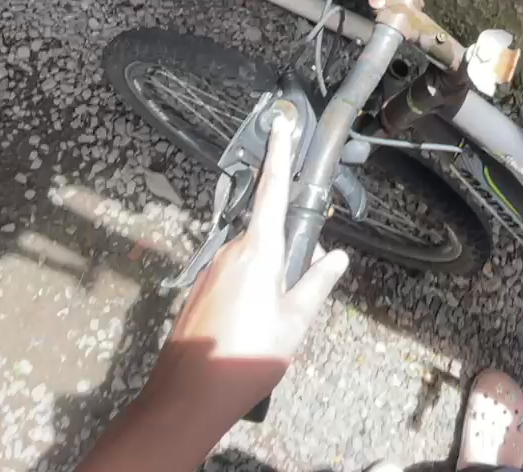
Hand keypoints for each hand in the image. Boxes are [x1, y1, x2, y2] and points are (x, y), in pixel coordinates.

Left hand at [161, 108, 349, 411]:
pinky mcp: (202, 288)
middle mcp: (232, 252)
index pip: (273, 190)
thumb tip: (336, 257)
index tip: (281, 125)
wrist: (185, 396)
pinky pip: (236, 273)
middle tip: (301, 286)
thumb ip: (317, 284)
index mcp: (259, 251)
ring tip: (274, 316)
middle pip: (269, 230)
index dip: (279, 154)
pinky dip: (252, 286)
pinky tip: (252, 323)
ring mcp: (213, 269)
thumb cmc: (244, 359)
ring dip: (271, 272)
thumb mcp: (293, 323)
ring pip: (253, 255)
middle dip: (290, 247)